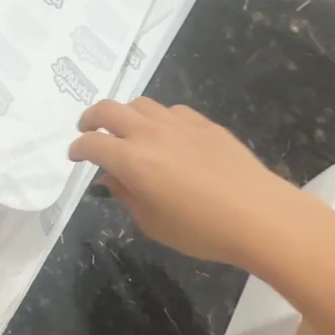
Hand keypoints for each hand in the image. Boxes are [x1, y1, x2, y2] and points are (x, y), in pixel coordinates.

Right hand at [68, 98, 317, 266]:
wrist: (260, 216)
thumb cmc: (201, 230)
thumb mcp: (152, 224)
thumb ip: (126, 196)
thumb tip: (111, 178)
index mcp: (131, 160)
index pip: (91, 144)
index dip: (77, 148)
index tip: (74, 157)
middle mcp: (149, 133)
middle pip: (108, 110)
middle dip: (91, 118)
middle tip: (87, 130)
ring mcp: (178, 124)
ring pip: (139, 103)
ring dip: (124, 114)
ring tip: (126, 130)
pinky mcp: (203, 123)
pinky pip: (170, 110)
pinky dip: (157, 118)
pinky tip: (165, 134)